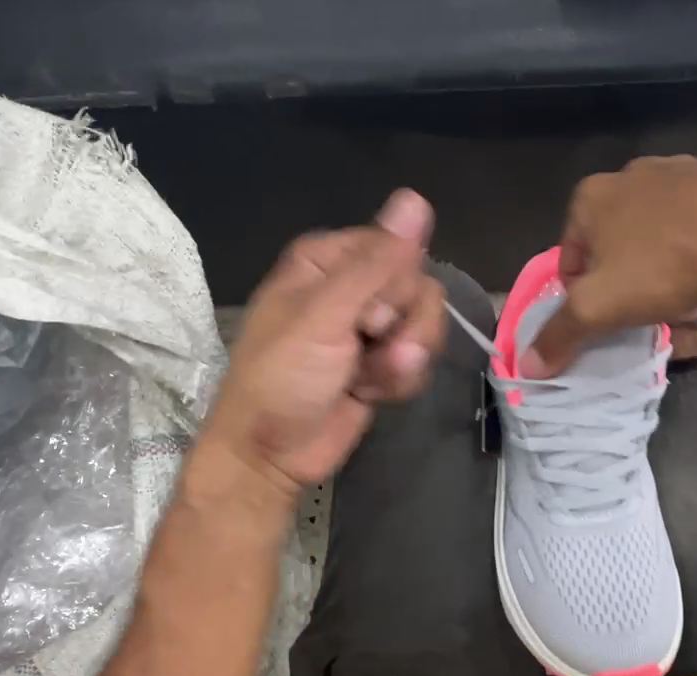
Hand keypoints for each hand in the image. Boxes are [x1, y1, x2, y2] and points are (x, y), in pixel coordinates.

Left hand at [201, 191, 445, 494]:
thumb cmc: (281, 381)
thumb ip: (374, 264)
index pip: (397, 250)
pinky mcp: (380, 364)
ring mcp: (367, 329)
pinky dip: (398, 382)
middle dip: (403, 329)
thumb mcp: (324, 318)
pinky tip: (368, 394)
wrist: (271, 455)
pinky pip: (418, 360)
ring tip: (366, 381)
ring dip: (402, 361)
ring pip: (425, 325)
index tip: (369, 320)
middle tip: (367, 352)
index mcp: (328, 261)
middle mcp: (351, 287)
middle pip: (418, 287)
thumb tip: (416, 198)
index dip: (394, 289)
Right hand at [523, 156, 696, 376]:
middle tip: (637, 310)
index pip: (569, 254)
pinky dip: (695, 249)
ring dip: (658, 264)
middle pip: (613, 241)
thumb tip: (526, 366)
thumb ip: (558, 336)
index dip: (579, 293)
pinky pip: (696, 224)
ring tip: (675, 296)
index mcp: (591, 196)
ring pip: (656, 231)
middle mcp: (632, 174)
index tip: (601, 316)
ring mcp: (681, 171)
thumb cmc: (659, 269)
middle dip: (620, 277)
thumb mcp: (596, 311)